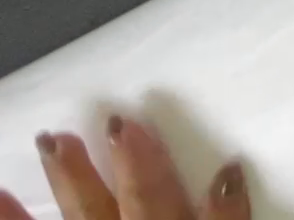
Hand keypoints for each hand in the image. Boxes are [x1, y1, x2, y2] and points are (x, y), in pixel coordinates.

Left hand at [0, 117, 248, 219]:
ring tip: (24, 162)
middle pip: (97, 205)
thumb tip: (231, 168)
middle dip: (78, 171)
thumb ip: (227, 214)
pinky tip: (2, 198)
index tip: (128, 123)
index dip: (139, 158)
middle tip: (57, 136)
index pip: (148, 190)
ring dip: (48, 193)